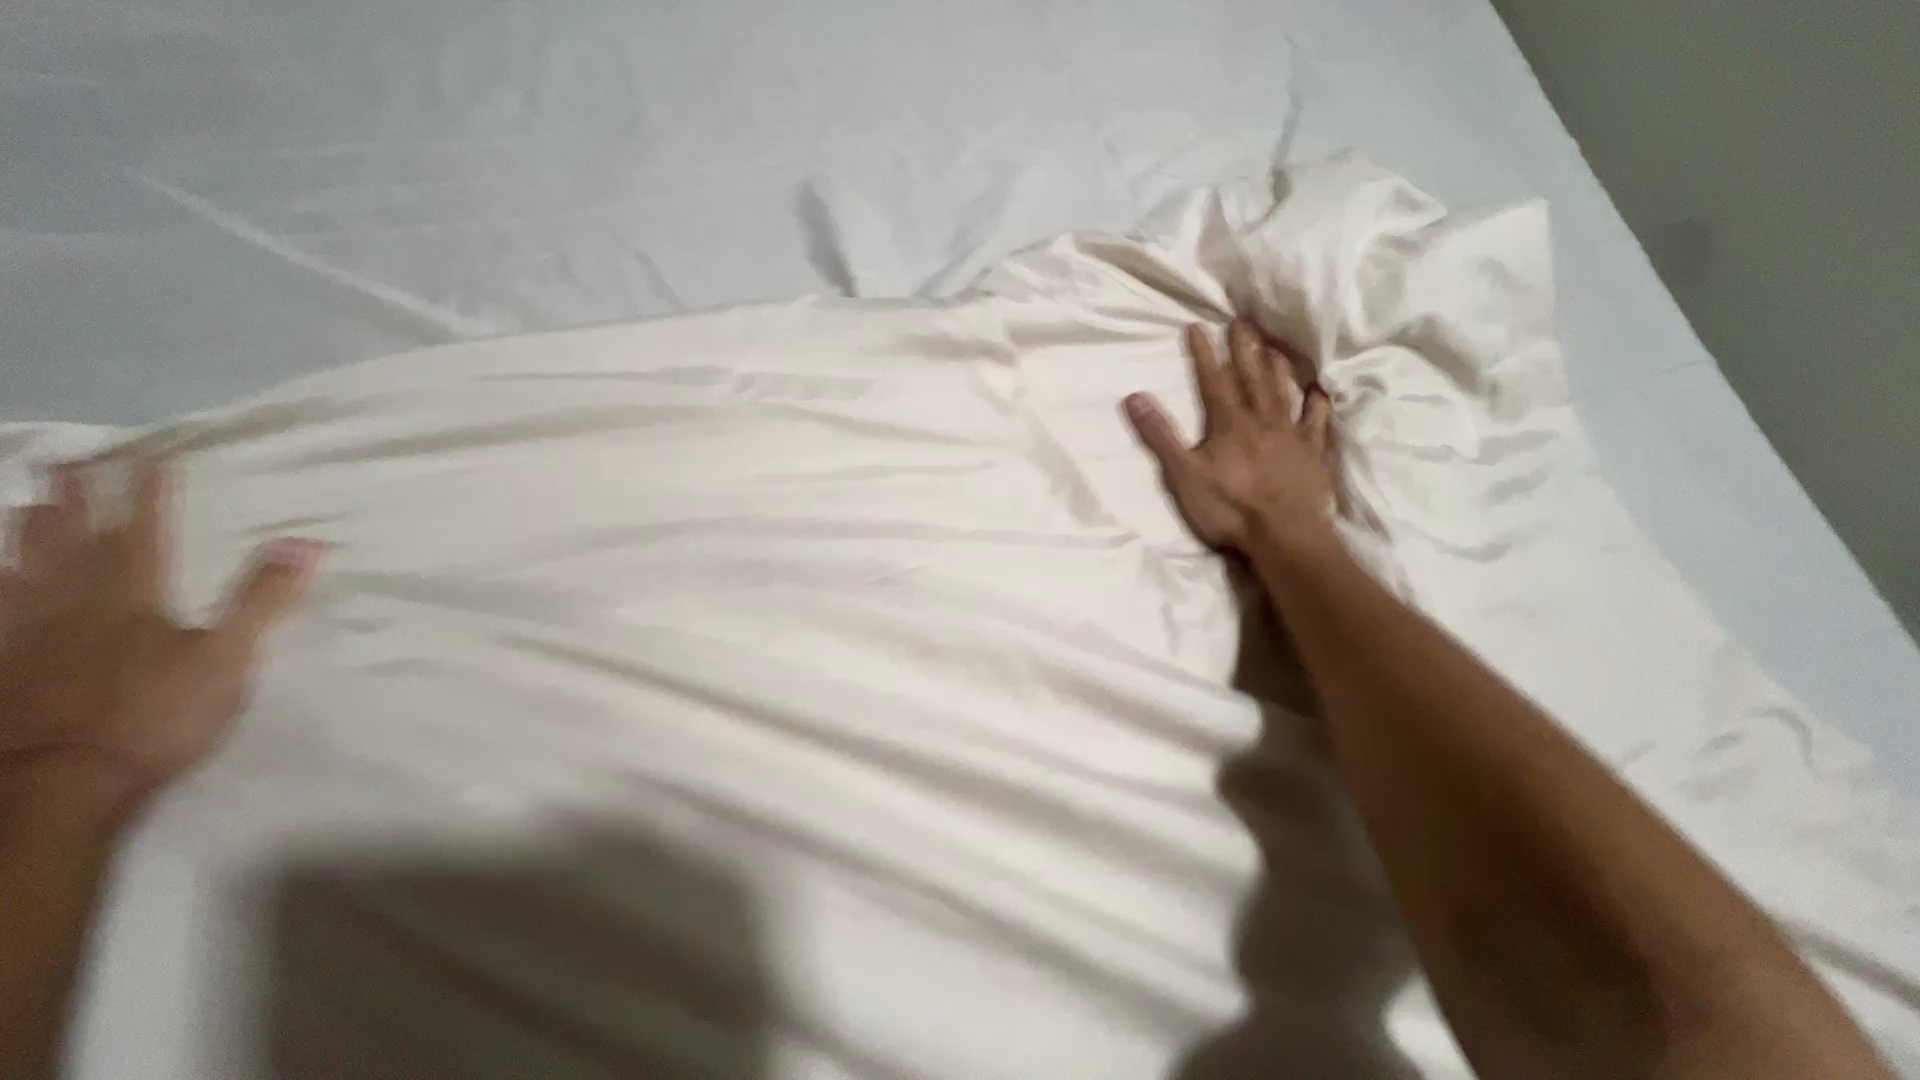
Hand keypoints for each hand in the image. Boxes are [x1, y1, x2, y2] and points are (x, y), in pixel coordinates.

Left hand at [0, 461, 322, 809]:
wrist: (58, 781)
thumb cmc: (156, 716)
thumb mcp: (229, 657)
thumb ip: (263, 598)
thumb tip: (305, 541)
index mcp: (132, 594)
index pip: (144, 528)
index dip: (148, 491)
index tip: (151, 455)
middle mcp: (71, 599)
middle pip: (71, 536)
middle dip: (76, 495)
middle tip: (73, 459)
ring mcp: (24, 630)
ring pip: (23, 565)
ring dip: (29, 530)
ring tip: (30, 502)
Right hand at [1123, 320, 1334, 552]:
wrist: (1285, 535)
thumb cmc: (1229, 509)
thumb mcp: (1183, 475)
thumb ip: (1160, 436)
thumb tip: (1134, 397)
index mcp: (1228, 423)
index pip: (1213, 380)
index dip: (1204, 353)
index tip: (1197, 326)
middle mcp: (1262, 420)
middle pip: (1251, 377)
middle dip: (1244, 349)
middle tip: (1242, 322)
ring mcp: (1292, 435)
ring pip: (1284, 391)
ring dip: (1277, 366)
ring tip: (1273, 345)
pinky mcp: (1313, 454)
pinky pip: (1317, 421)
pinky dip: (1317, 403)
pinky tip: (1319, 390)